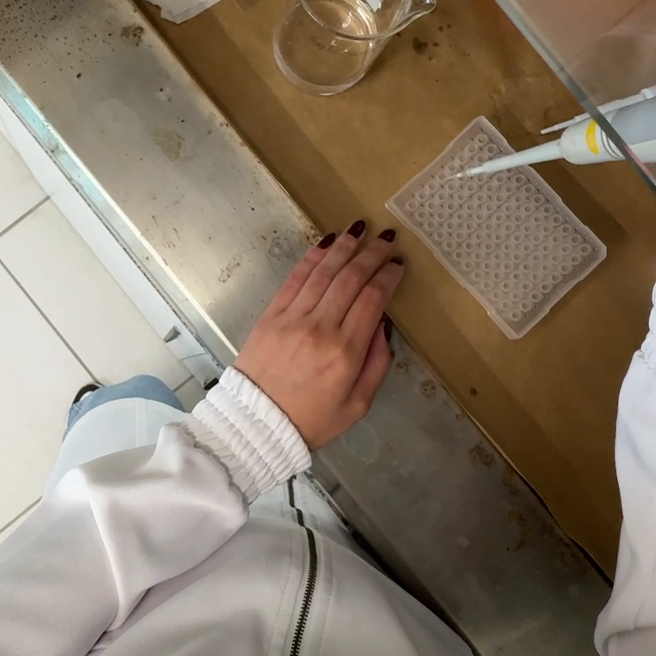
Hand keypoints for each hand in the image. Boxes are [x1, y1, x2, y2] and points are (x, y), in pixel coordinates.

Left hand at [234, 221, 404, 447]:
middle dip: (372, 254)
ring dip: (344, 248)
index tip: (398, 264)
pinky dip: (311, 258)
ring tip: (359, 230)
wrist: (257, 425)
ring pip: (323, 273)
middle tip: (386, 238)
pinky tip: (326, 243)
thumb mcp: (358, 404)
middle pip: (350, 279)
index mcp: (346, 352)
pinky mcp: (271, 316)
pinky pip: (294, 279)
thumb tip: (382, 324)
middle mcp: (320, 329)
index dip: (388, 277)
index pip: (373, 300)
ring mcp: (292, 319)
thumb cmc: (311, 420)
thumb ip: (377, 363)